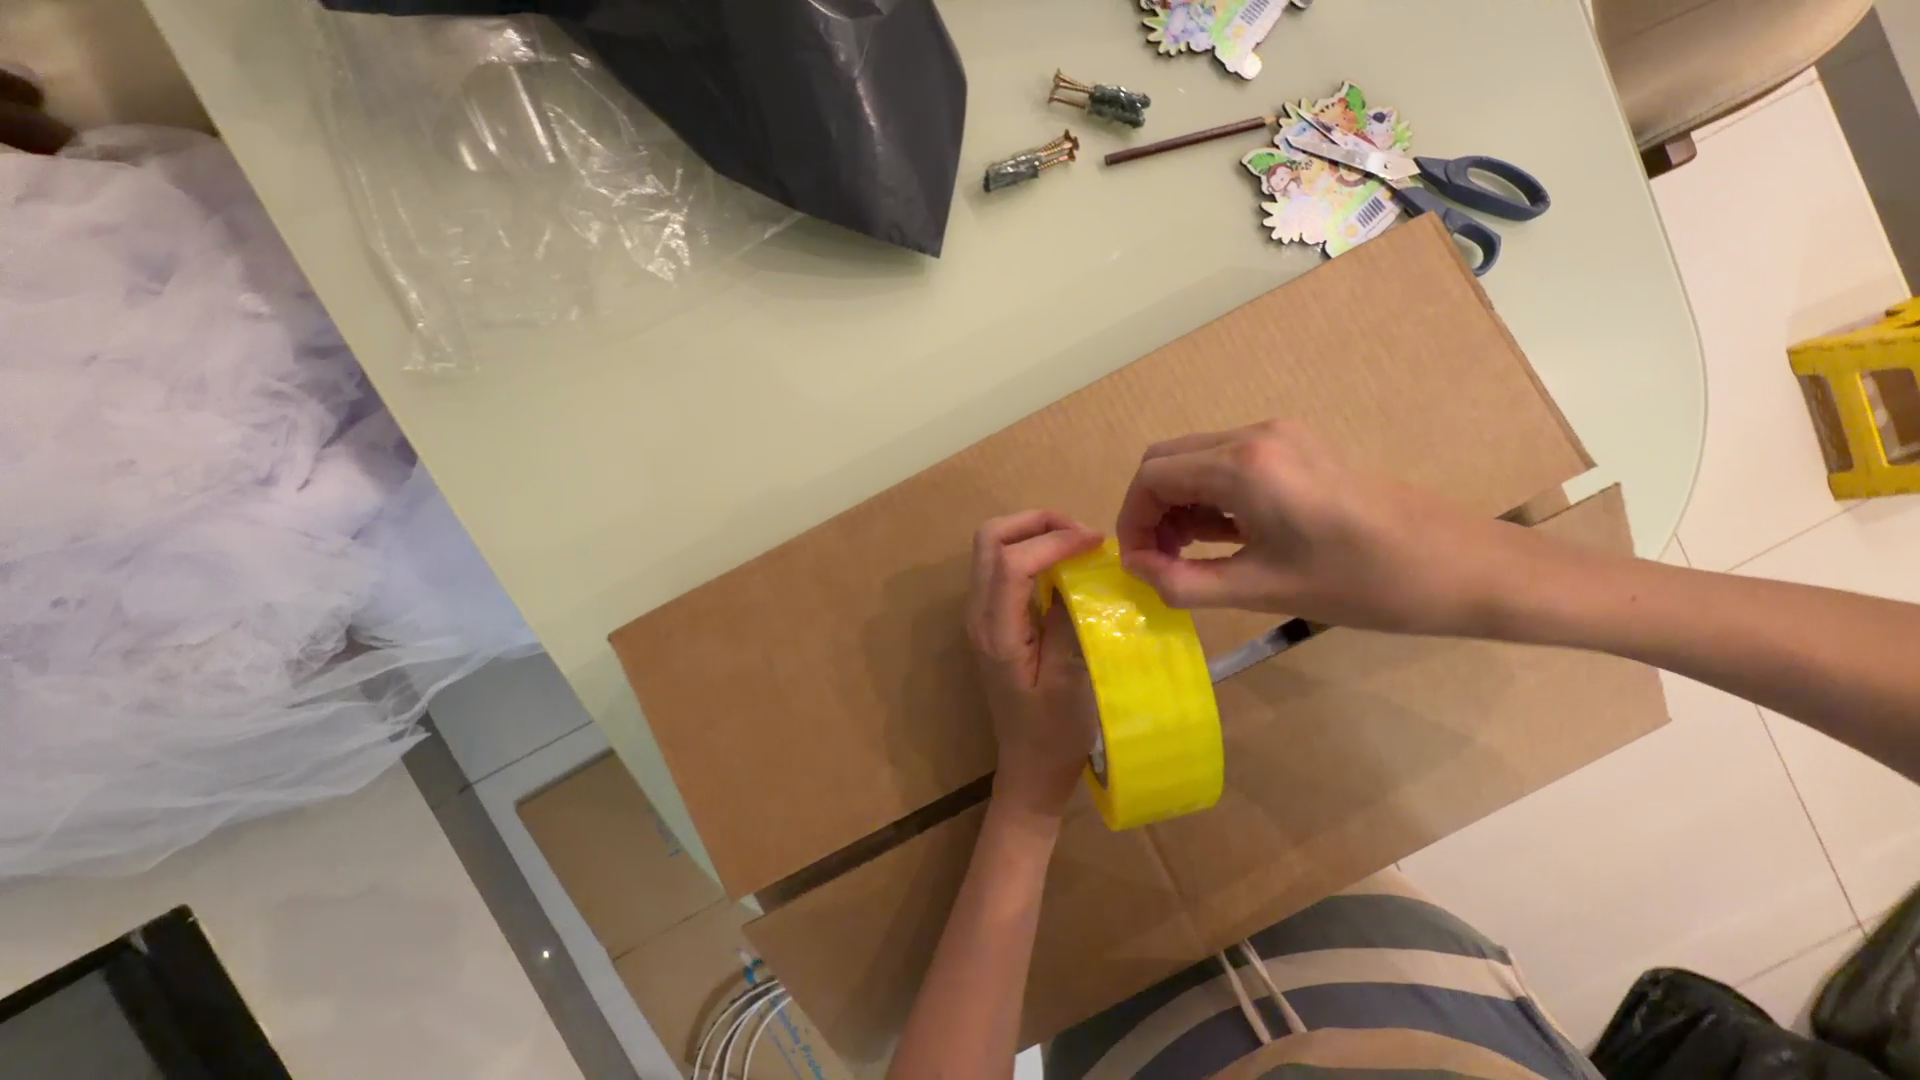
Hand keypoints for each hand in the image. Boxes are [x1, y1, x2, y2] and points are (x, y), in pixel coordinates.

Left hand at [966, 511, 1104, 820]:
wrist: (1030, 768)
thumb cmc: (1054, 733)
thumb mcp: (1070, 680)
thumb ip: (1067, 622)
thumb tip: (1076, 575)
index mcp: (996, 631)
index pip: (1011, 560)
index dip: (1053, 540)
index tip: (1096, 543)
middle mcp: (978, 615)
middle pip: (990, 539)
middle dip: (1036, 523)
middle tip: (1082, 535)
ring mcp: (981, 617)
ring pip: (992, 548)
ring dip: (1033, 534)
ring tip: (1078, 545)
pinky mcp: (992, 621)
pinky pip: (1002, 568)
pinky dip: (1032, 554)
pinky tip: (1065, 567)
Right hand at [1113, 420, 1536, 635]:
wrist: (1463, 567)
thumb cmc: (1362, 583)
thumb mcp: (1261, 590)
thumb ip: (1183, 582)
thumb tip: (1136, 570)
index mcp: (1244, 464)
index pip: (1152, 476)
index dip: (1131, 521)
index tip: (1137, 566)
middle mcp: (1256, 435)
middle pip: (1168, 459)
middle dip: (1150, 509)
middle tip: (1157, 561)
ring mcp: (1282, 436)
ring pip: (1198, 460)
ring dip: (1179, 504)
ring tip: (1187, 558)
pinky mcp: (1301, 448)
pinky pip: (1231, 464)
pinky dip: (1211, 497)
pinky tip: (1224, 538)